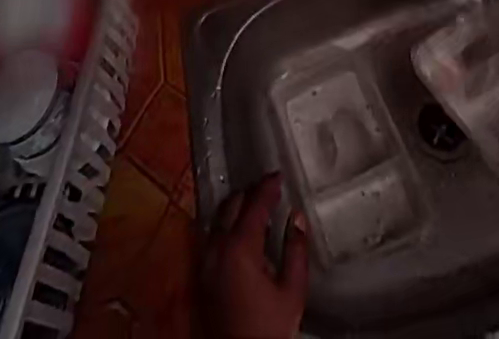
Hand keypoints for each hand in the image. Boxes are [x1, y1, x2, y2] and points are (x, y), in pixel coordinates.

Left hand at [200, 173, 309, 338]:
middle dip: (250, 193)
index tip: (278, 175)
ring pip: (218, 217)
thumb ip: (296, 252)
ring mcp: (205, 257)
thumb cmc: (268, 330)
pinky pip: (212, 233)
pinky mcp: (200, 270)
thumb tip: (297, 218)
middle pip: (231, 205)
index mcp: (239, 247)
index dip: (267, 187)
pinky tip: (239, 230)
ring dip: (236, 206)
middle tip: (269, 189)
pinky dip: (226, 222)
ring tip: (255, 205)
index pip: (254, 205)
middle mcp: (217, 246)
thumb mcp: (292, 294)